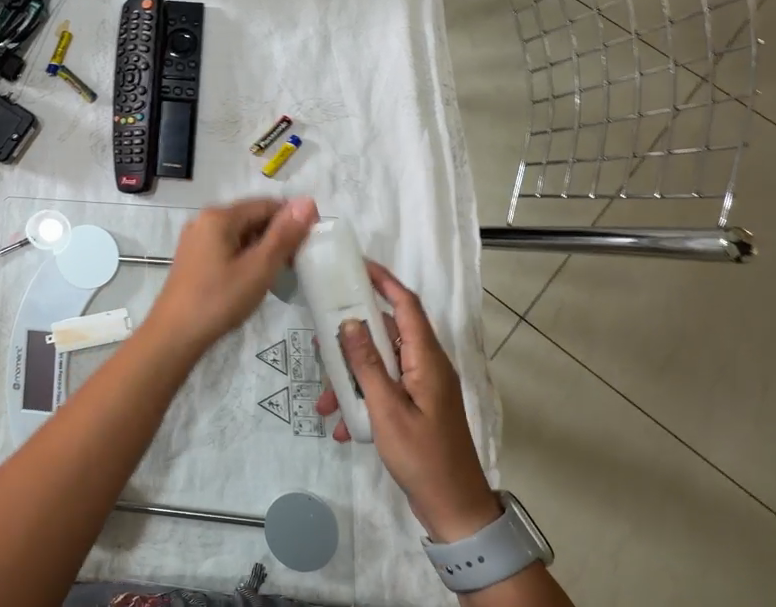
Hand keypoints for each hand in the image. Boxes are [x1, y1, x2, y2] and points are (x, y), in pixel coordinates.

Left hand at [144, 197, 317, 355]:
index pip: (266, 204)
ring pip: (239, 233)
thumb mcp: (258, 267)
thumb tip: (307, 201)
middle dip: (277, 235)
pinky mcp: (193, 256)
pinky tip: (253, 277)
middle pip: (251, 216)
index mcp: (218, 216)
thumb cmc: (220, 299)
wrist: (175, 333)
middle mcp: (203, 219)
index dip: (292, 220)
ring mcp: (196, 238)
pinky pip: (226, 245)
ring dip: (262, 247)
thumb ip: (284, 234)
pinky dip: (245, 255)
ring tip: (276, 273)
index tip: (310, 244)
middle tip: (294, 263)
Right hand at [315, 261, 500, 542]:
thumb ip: (367, 363)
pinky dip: (360, 400)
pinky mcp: (415, 406)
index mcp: (427, 360)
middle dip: (350, 338)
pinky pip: (381, 388)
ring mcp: (421, 387)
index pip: (406, 305)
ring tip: (324, 400)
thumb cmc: (423, 457)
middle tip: (320, 338)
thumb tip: (349, 321)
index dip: (383, 280)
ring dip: (350, 377)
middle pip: (385, 333)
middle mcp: (426, 366)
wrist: (454, 510)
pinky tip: (341, 424)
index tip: (354, 265)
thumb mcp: (387, 409)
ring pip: (378, 363)